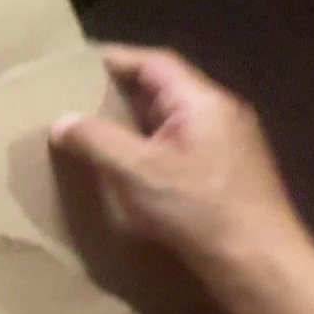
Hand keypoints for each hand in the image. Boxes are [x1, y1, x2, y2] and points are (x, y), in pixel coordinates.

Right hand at [48, 45, 306, 291]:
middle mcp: (218, 114)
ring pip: (165, 113)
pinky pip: (169, 136)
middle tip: (69, 92)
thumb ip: (95, 139)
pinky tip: (114, 154)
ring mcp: (222, 140)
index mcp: (203, 104)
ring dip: (125, 113)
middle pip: (162, 86)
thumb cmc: (195, 206)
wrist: (252, 255)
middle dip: (115, 86)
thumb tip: (62, 121)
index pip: (156, 64)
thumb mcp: (134, 170)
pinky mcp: (216, 164)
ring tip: (83, 122)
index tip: (73, 63)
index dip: (115, 58)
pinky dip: (137, 136)